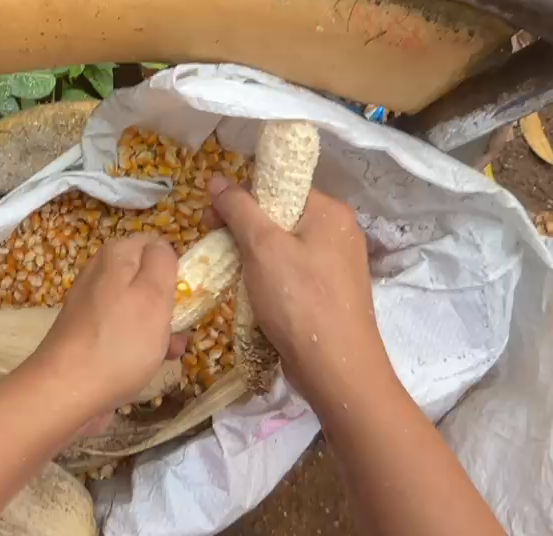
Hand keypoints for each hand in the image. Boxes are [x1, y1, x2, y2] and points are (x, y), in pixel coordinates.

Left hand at [22, 234, 179, 420]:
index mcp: (115, 255)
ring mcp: (92, 303)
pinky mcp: (90, 331)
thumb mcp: (152, 295)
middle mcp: (100, 273)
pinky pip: (124, 328)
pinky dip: (140, 342)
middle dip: (169, 302)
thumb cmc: (119, 341)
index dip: (176, 267)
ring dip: (160, 326)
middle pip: (147, 277)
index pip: (155, 244)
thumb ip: (161, 262)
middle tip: (182, 328)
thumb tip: (161, 246)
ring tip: (172, 352)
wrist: (67, 389)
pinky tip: (152, 364)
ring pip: (138, 306)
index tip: (187, 296)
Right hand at [206, 178, 392, 407]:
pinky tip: (251, 292)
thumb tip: (216, 179)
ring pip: (280, 244)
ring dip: (250, 254)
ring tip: (231, 272)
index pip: (277, 185)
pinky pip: (289, 269)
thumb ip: (238, 207)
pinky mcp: (329, 292)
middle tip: (216, 244)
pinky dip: (266, 275)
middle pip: (277, 214)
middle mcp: (337, 232)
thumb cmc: (300, 302)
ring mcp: (335, 264)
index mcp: (329, 212)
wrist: (338, 374)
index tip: (214, 218)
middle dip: (241, 227)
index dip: (241, 196)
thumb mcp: (262, 247)